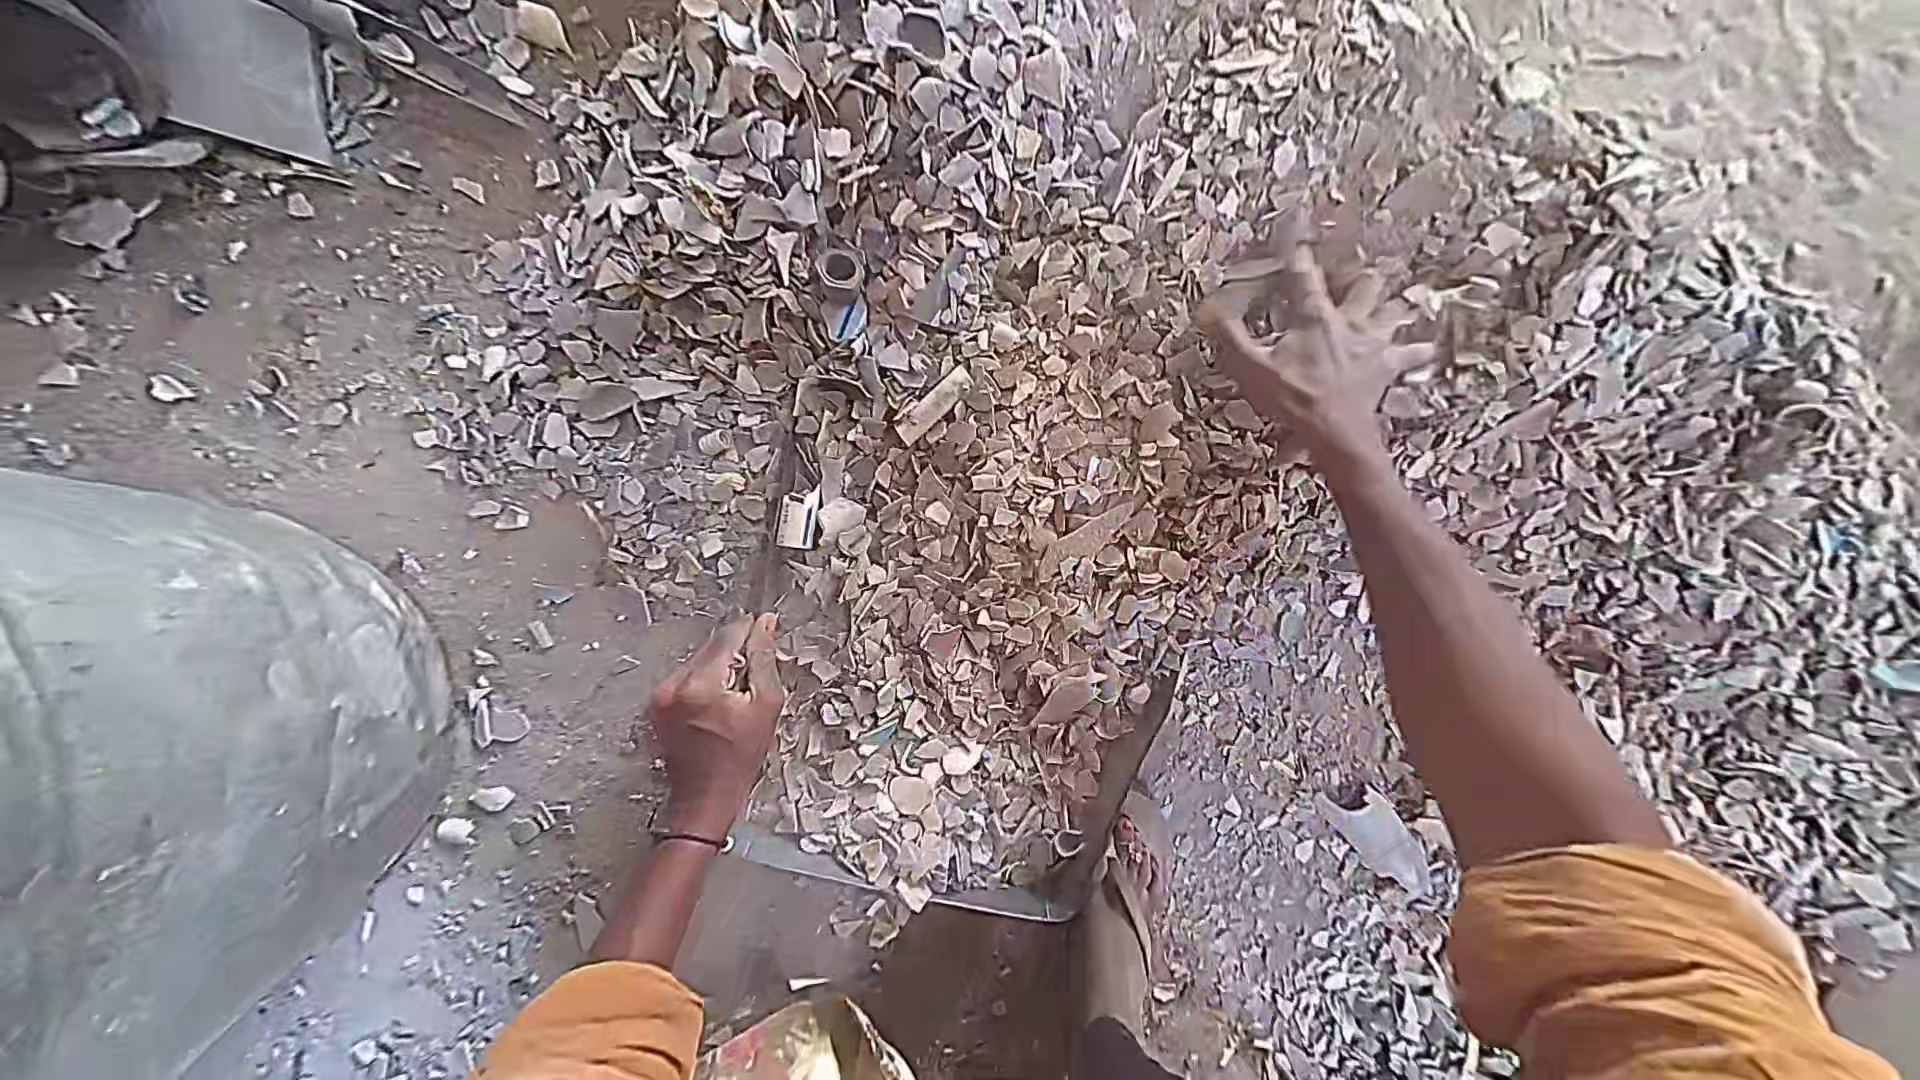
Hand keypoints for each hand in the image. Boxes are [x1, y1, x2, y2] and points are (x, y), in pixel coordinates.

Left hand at [651, 613, 783, 839]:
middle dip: (736, 653)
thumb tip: (765, 626)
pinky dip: (704, 682)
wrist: (705, 798)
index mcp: (701, 684)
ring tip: (734, 698)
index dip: (750, 629)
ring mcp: (660, 696)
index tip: (765, 628)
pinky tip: (717, 706)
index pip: (728, 636)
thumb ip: (764, 659)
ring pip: (699, 660)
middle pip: (711, 647)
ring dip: (719, 667)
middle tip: (752, 679)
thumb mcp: (767, 705)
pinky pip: (686, 677)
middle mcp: (673, 685)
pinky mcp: (656, 705)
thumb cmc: (738, 759)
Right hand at [1198, 240, 1433, 472]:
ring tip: (1398, 296)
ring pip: (1393, 311)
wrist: (1333, 432)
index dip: (1297, 253)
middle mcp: (1350, 323)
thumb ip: (1230, 336)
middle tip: (1359, 268)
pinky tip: (1421, 347)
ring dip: (1393, 304)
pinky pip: (1408, 354)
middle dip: (1360, 275)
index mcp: (1315, 318)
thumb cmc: (1293, 398)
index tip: (1296, 230)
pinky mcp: (1386, 368)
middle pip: (1364, 285)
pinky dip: (1414, 350)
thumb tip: (1207, 309)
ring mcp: (1372, 344)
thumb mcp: (1251, 368)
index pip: (1304, 277)